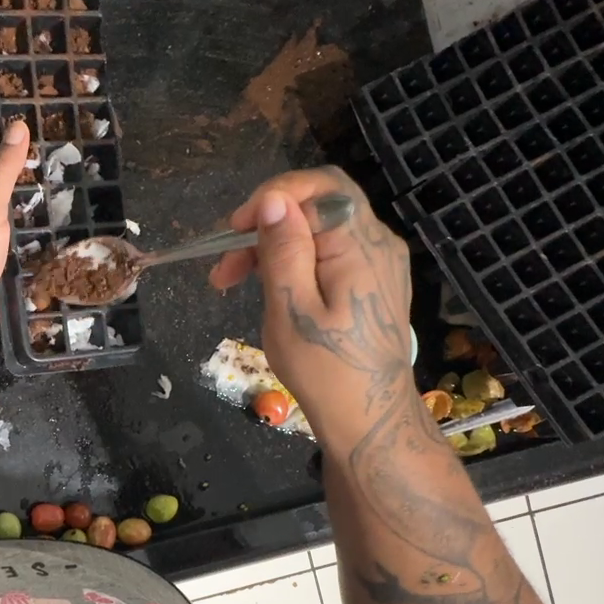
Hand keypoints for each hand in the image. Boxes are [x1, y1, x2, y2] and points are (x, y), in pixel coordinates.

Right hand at [207, 168, 416, 451]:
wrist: (367, 414)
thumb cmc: (324, 369)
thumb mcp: (291, 311)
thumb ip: (284, 252)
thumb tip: (273, 201)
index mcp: (359, 247)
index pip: (320, 188)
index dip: (272, 198)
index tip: (232, 232)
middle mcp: (377, 243)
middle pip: (319, 204)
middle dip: (266, 221)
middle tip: (225, 264)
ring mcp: (378, 261)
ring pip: (320, 228)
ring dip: (272, 244)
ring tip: (231, 281)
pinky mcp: (371, 280)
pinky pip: (329, 251)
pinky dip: (293, 259)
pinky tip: (269, 287)